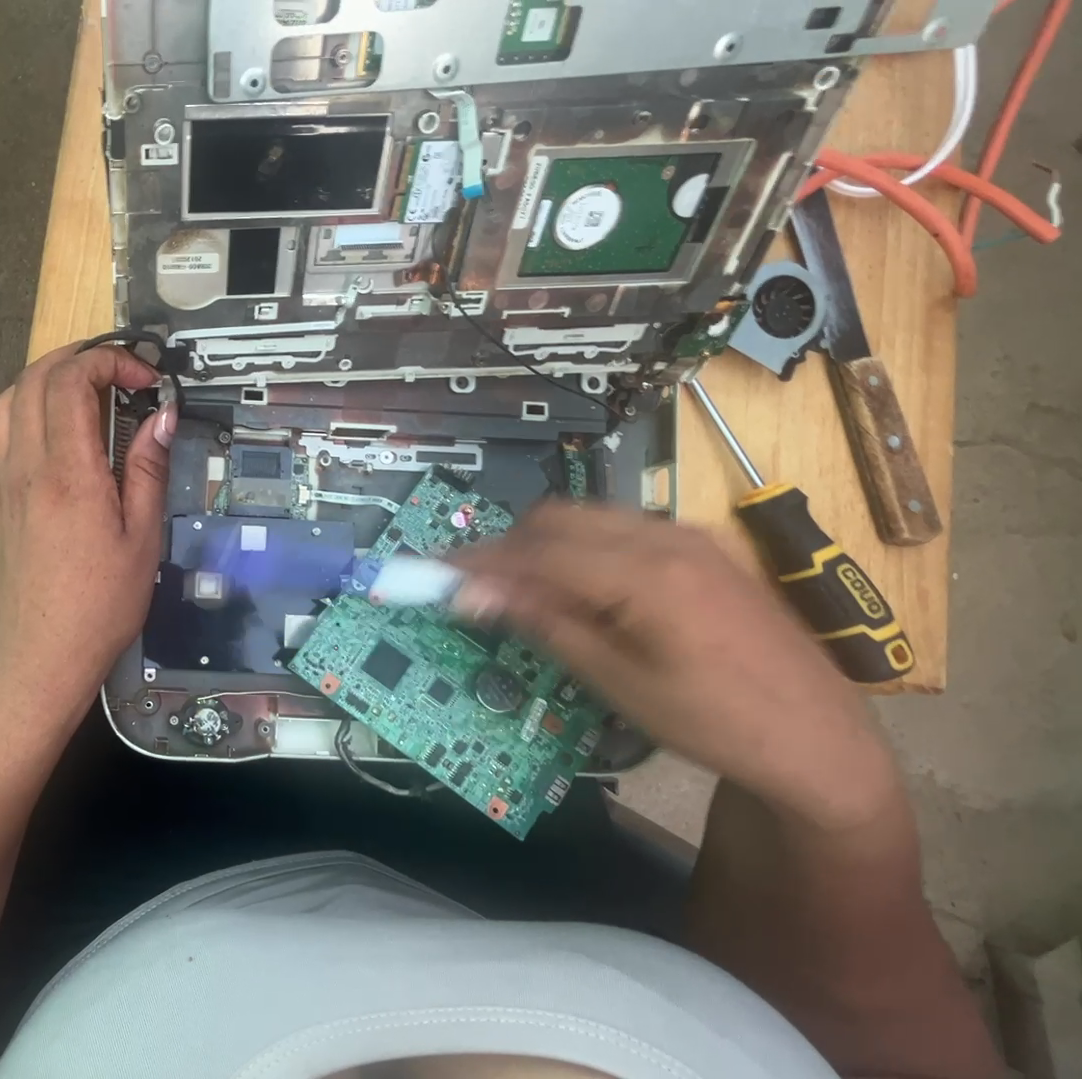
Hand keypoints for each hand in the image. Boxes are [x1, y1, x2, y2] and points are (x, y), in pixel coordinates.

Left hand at [0, 344, 173, 711]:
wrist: (44, 653)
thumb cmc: (101, 605)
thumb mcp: (142, 539)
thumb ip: (148, 470)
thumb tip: (162, 415)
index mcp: (68, 473)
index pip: (73, 381)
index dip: (111, 361)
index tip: (147, 381)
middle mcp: (26, 466)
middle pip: (36, 377)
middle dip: (80, 357)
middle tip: (121, 373)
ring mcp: (4, 480)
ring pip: (8, 398)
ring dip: (46, 378)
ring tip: (87, 390)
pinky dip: (23, 410)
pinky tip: (51, 430)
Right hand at [448, 501, 899, 830]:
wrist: (821, 738)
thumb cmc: (713, 722)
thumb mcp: (616, 680)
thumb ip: (543, 622)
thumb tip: (472, 593)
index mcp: (647, 575)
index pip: (538, 550)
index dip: (480, 561)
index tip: (435, 574)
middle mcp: (667, 538)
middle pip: (556, 518)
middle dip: (505, 546)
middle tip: (472, 587)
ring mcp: (689, 537)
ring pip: (585, 517)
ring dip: (539, 544)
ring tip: (514, 590)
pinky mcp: (700, 548)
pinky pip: (617, 528)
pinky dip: (577, 547)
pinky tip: (571, 586)